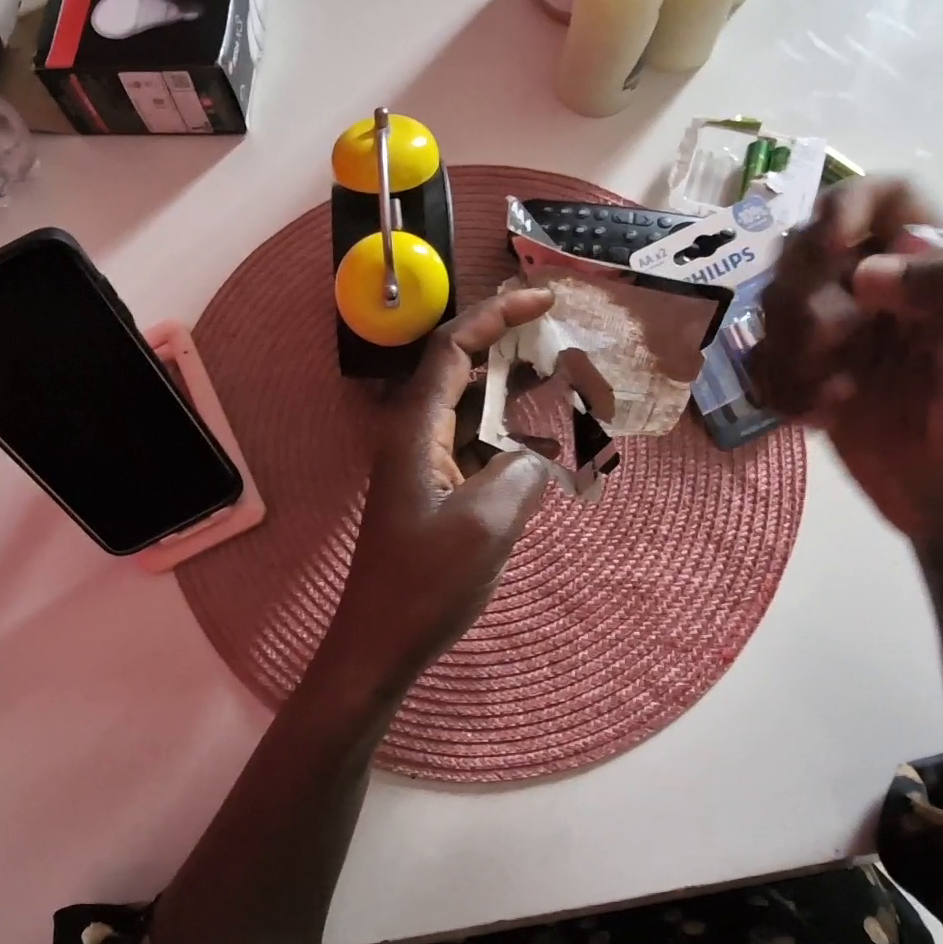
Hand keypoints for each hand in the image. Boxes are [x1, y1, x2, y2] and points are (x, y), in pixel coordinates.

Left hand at [322, 291, 558, 683]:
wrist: (379, 643)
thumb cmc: (424, 585)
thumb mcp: (487, 525)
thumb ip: (522, 474)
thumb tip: (538, 458)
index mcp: (415, 429)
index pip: (453, 349)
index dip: (496, 316)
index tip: (543, 301)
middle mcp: (413, 436)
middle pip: (460, 371)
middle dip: (509, 348)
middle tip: (560, 337)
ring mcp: (421, 466)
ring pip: (470, 412)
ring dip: (513, 395)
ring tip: (563, 382)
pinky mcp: (433, 494)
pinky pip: (474, 450)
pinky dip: (508, 442)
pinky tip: (548, 452)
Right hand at [749, 178, 942, 546]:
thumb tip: (867, 270)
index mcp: (940, 267)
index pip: (885, 197)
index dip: (846, 205)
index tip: (830, 249)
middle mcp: (881, 293)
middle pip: (806, 248)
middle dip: (802, 294)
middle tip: (827, 345)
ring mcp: (839, 340)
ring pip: (772, 306)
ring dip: (785, 349)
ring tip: (828, 397)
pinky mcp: (808, 383)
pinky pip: (761, 364)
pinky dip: (776, 389)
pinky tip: (815, 418)